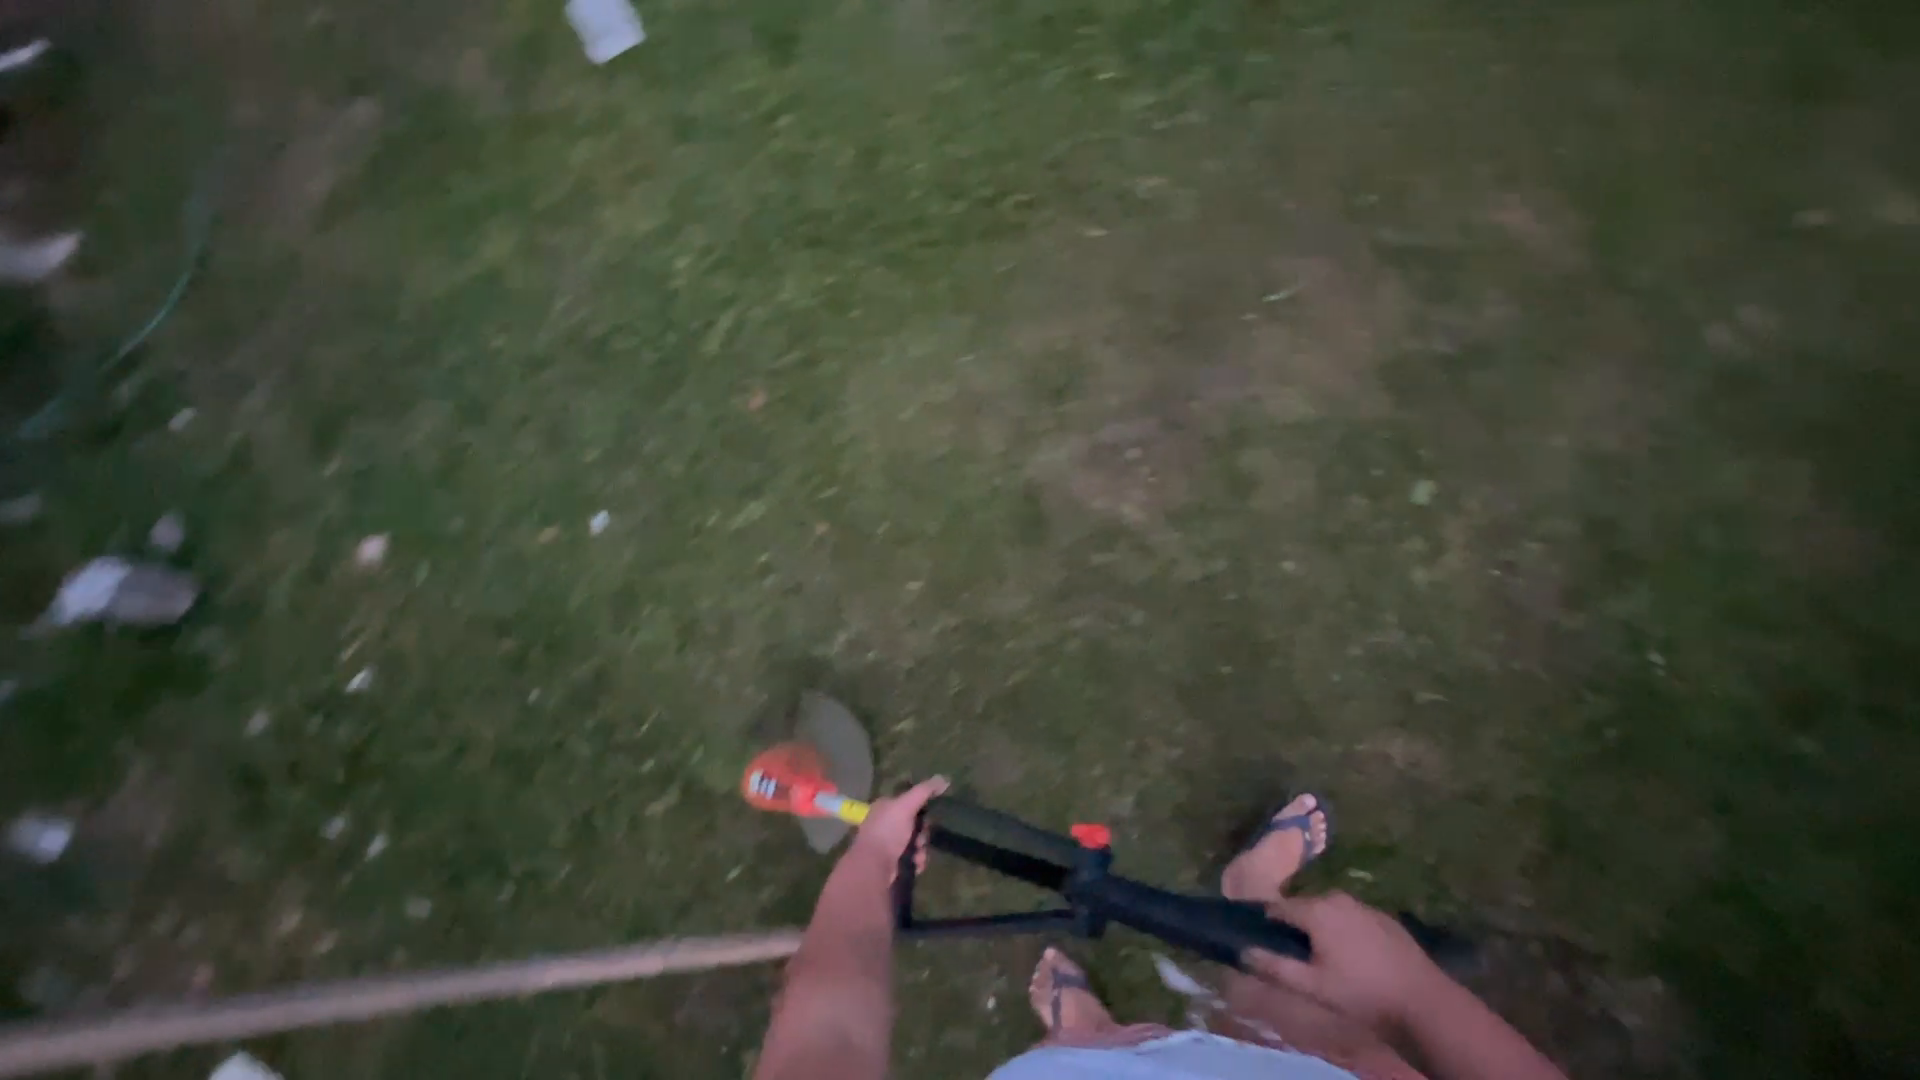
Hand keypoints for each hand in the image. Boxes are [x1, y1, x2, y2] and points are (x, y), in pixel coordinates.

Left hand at [850, 776, 948, 866]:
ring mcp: (890, 844)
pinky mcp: (895, 862)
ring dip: (921, 848)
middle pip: (916, 823)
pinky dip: (918, 860)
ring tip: (917, 853)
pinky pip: (914, 857)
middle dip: (923, 832)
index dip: (922, 806)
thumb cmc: (888, 831)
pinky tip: (915, 863)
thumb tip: (945, 779)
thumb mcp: (906, 805)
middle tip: (921, 837)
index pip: (909, 801)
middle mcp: (886, 824)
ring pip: (917, 842)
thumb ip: (924, 791)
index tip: (930, 813)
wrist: (874, 866)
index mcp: (885, 807)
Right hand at [1243, 891, 1449, 1028]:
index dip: (1266, 923)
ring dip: (1321, 929)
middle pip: (1303, 907)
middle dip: (1295, 927)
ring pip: (1329, 912)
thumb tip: (1242, 951)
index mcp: (1316, 909)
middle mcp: (1337, 898)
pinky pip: (1352, 919)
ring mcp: (1364, 906)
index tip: (1263, 942)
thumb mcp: (1313, 986)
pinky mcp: (1385, 919)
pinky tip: (1355, 960)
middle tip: (1297, 958)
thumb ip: (1274, 966)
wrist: (1425, 1005)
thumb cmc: (1362, 995)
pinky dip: (1345, 932)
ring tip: (1326, 960)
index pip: (1276, 907)